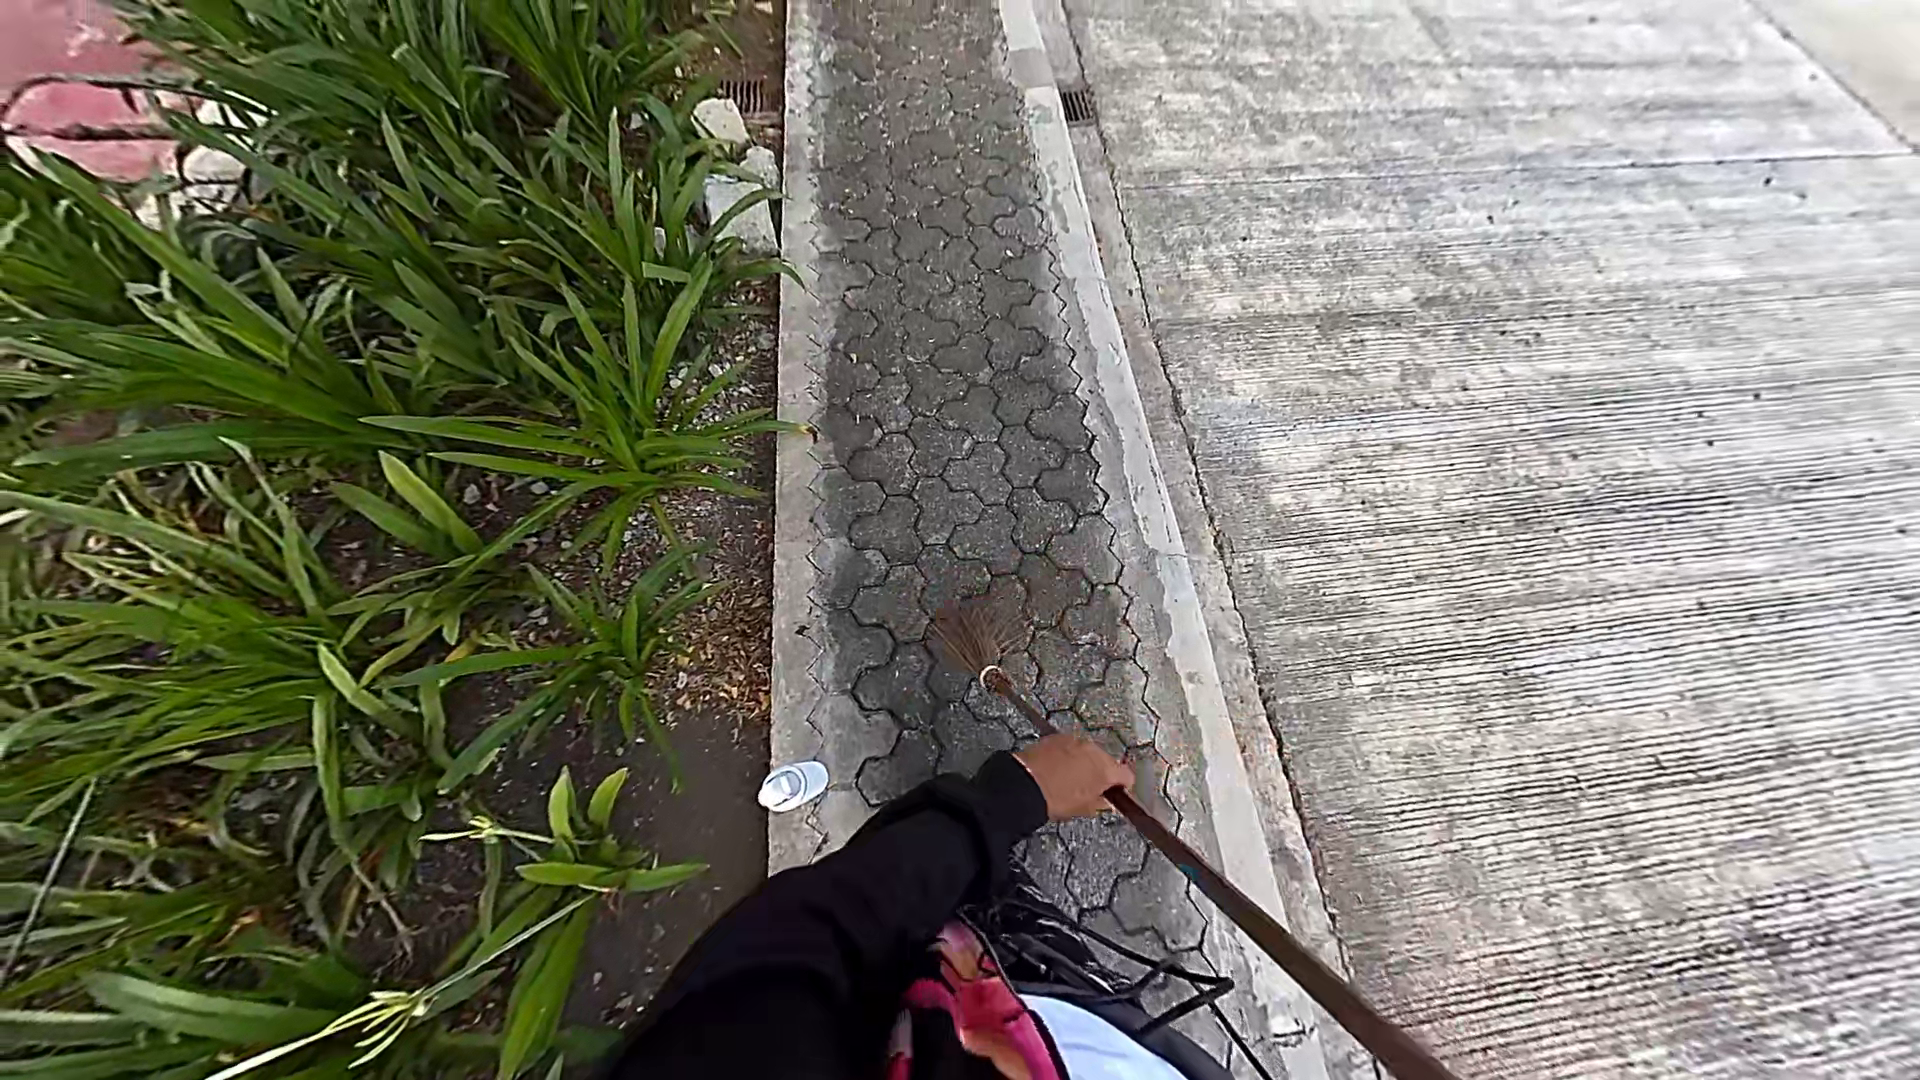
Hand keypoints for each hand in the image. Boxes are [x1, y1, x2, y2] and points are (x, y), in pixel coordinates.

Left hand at [1014, 734, 1132, 820]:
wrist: (1026, 783)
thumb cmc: (1055, 798)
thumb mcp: (1084, 808)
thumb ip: (1101, 802)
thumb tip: (1105, 800)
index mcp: (1106, 769)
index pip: (1127, 775)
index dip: (1122, 786)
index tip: (1116, 792)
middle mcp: (1093, 750)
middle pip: (1107, 761)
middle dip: (1102, 772)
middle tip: (1091, 787)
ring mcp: (1075, 740)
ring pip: (1088, 751)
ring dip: (1085, 761)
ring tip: (1071, 777)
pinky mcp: (1058, 736)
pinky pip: (1071, 745)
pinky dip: (1069, 754)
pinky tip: (1059, 766)